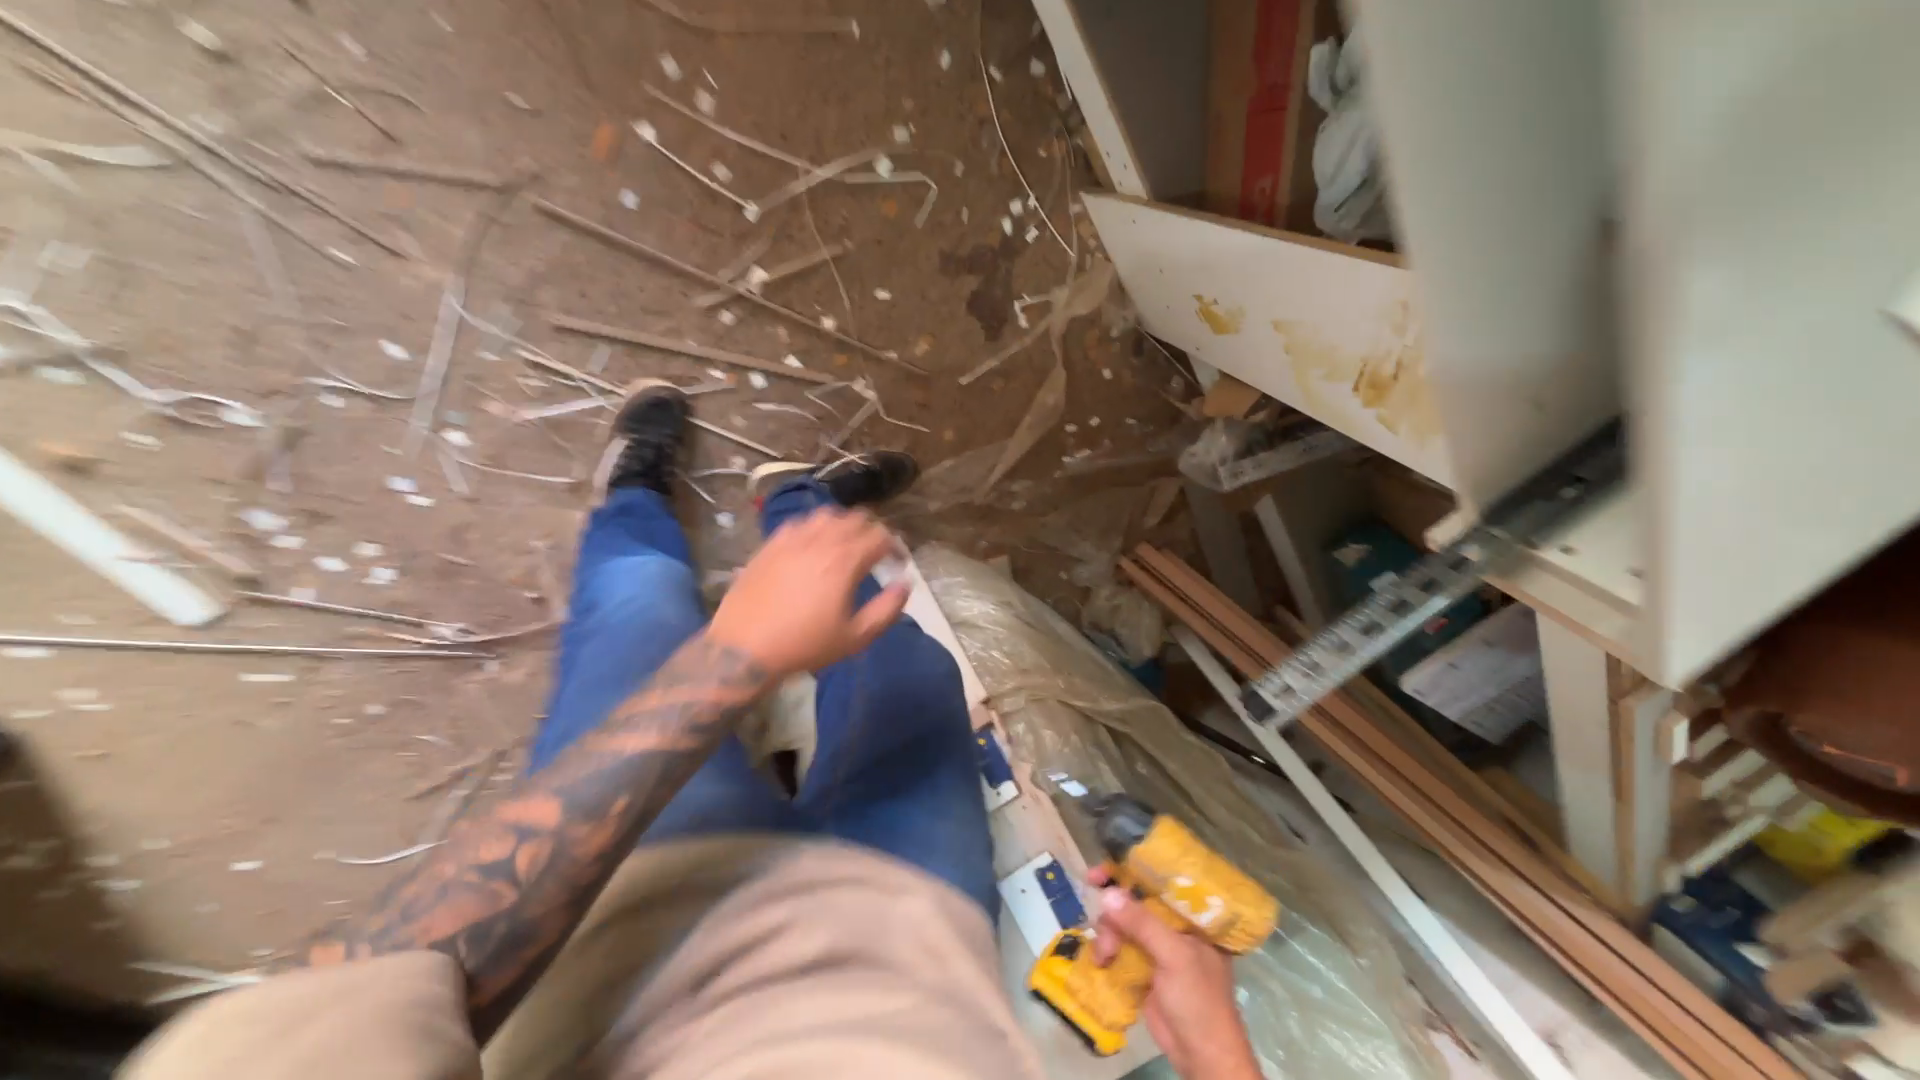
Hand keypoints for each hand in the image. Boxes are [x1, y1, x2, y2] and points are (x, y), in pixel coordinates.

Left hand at [707, 507, 910, 679]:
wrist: (745, 648)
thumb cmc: (804, 645)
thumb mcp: (855, 637)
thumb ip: (887, 609)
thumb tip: (905, 585)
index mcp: (845, 561)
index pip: (880, 536)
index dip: (895, 546)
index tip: (897, 562)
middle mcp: (820, 542)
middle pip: (855, 518)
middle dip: (871, 531)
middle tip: (874, 552)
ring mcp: (791, 540)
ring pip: (826, 515)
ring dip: (842, 525)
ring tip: (844, 544)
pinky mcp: (769, 545)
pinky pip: (798, 524)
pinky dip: (813, 528)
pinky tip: (811, 545)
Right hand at [1090, 873, 1261, 1079]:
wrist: (1201, 1055)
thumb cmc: (1199, 1000)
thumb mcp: (1175, 956)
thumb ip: (1142, 924)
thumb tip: (1108, 894)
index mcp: (1191, 917)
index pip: (1158, 883)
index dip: (1129, 872)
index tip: (1099, 873)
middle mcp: (1174, 927)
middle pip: (1134, 902)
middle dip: (1113, 912)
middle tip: (1098, 919)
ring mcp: (1157, 948)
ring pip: (1121, 926)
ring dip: (1108, 936)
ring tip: (1106, 957)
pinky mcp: (1142, 969)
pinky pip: (1118, 948)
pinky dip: (1106, 952)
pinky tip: (1101, 962)